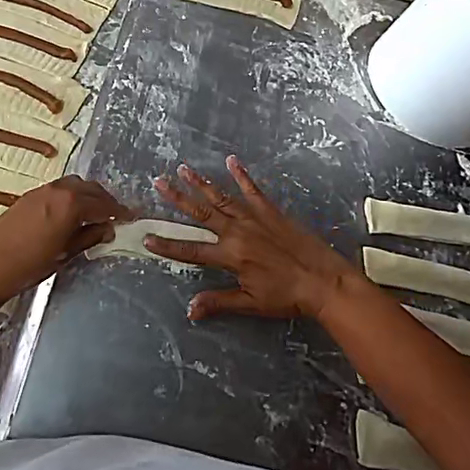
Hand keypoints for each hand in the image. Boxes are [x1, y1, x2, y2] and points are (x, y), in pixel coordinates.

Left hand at [0, 175, 123, 301]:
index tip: (130, 217)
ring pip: (75, 185)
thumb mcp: (65, 254)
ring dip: (89, 196)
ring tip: (95, 213)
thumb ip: (89, 237)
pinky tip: (72, 212)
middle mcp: (59, 190)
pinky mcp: (30, 196)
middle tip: (116, 216)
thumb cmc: (28, 266)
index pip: (104, 205)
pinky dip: (73, 196)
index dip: (119, 212)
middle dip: (106, 201)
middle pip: (92, 190)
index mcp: (72, 204)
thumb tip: (107, 229)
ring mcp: (43, 191)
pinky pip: (60, 188)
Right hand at [146, 156, 356, 321]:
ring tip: (184, 169)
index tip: (148, 236)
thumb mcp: (250, 303)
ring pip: (222, 197)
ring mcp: (255, 218)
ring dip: (202, 183)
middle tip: (159, 182)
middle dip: (178, 198)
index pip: (191, 250)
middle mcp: (238, 231)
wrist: (322, 280)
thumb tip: (190, 308)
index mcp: (230, 255)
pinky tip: (232, 161)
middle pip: (201, 213)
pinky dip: (242, 175)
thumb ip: (218, 302)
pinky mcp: (271, 211)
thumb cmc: (286, 295)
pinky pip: (253, 190)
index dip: (168, 245)